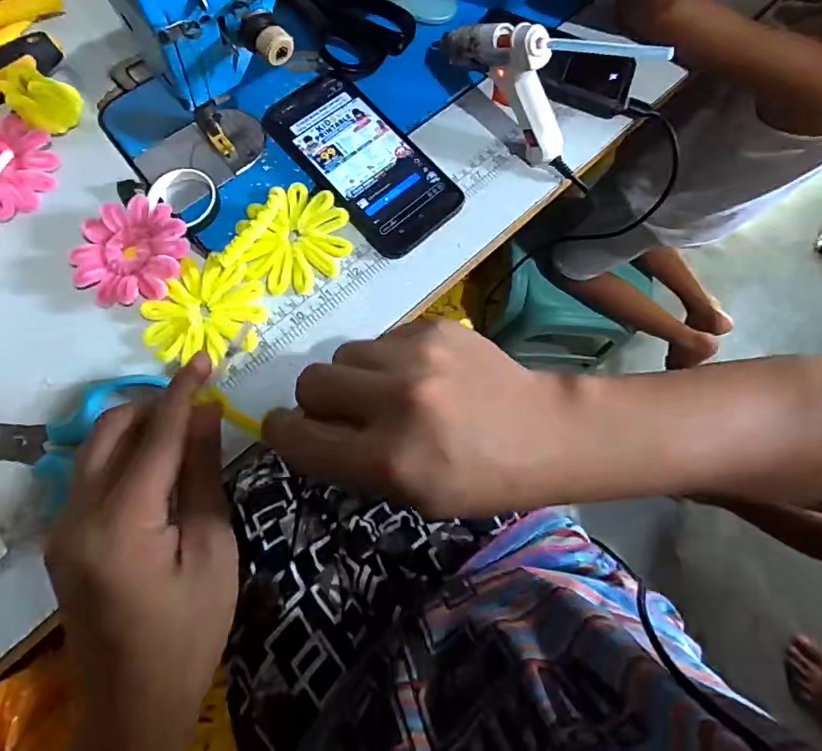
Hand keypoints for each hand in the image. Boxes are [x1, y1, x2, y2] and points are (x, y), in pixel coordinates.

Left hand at [46, 356, 236, 750]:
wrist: (132, 707)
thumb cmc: (189, 631)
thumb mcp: (213, 549)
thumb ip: (202, 474)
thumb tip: (206, 413)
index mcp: (120, 522)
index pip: (155, 435)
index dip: (183, 391)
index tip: (205, 358)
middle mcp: (77, 516)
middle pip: (108, 429)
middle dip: (153, 404)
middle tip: (199, 400)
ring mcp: (61, 529)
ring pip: (94, 448)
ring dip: (137, 426)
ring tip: (184, 426)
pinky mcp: (63, 540)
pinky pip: (91, 475)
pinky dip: (124, 454)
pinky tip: (159, 464)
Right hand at [261, 320, 578, 517]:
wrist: (540, 429)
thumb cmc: (477, 478)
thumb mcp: (410, 495)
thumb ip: (351, 464)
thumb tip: (307, 428)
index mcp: (389, 458)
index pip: (300, 437)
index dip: (281, 432)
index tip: (284, 427)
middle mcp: (398, 400)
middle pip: (312, 380)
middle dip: (316, 400)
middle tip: (342, 411)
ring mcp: (418, 356)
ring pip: (345, 353)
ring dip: (355, 375)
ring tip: (387, 390)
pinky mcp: (434, 326)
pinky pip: (383, 338)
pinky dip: (389, 358)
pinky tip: (420, 373)